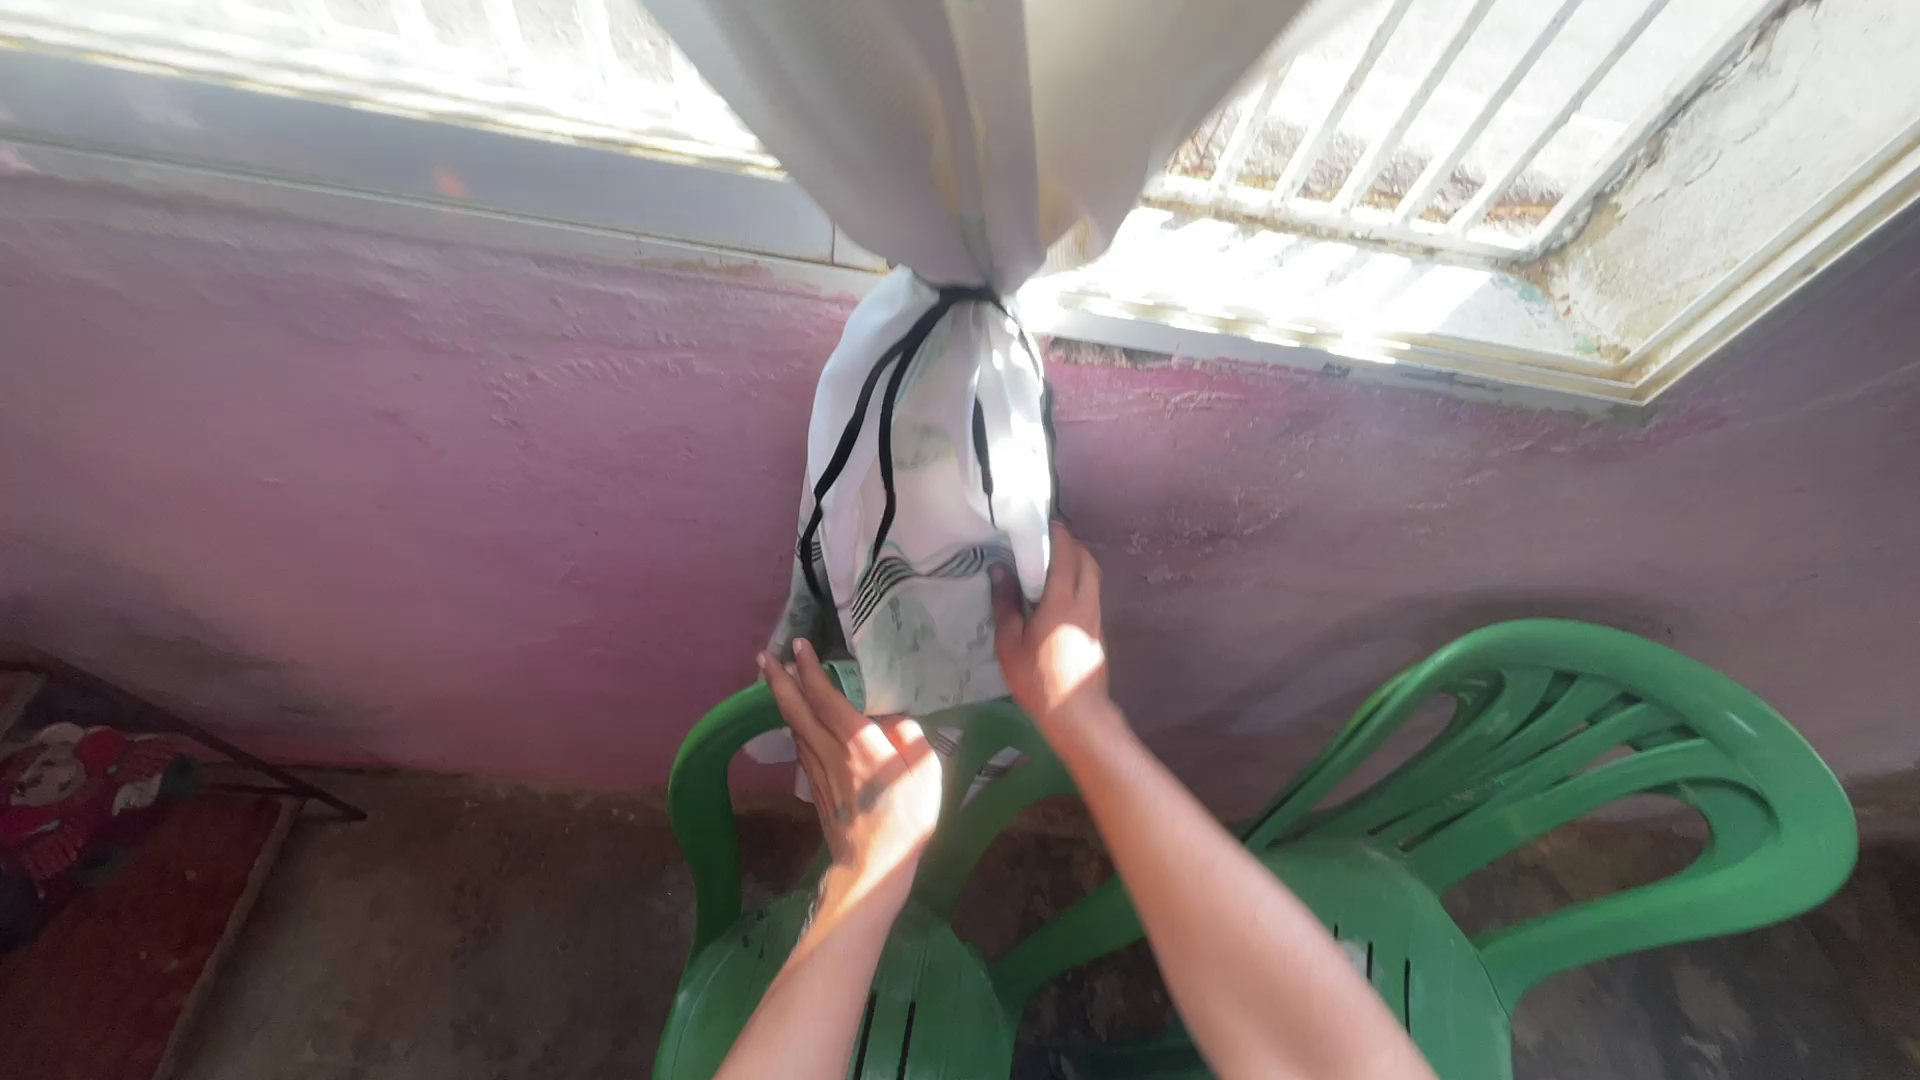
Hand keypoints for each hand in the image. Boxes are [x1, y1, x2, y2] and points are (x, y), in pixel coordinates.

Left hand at [759, 639, 941, 902]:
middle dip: (778, 680)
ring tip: (777, 681)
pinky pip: (802, 749)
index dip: (810, 670)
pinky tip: (798, 724)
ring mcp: (818, 772)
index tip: (799, 646)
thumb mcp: (925, 770)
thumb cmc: (905, 817)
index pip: (826, 697)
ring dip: (784, 701)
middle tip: (762, 657)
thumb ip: (909, 737)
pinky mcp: (816, 791)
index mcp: (857, 742)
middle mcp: (830, 751)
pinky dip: (796, 727)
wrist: (874, 868)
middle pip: (797, 710)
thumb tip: (894, 723)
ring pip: (795, 728)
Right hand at [990, 521, 1112, 727]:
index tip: (1046, 523)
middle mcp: (1085, 603)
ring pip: (1093, 579)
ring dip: (1078, 564)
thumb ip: (1005, 603)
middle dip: (1073, 545)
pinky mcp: (1098, 632)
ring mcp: (1096, 618)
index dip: (1058, 535)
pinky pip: (1092, 596)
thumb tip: (999, 570)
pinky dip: (1080, 583)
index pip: (1066, 554)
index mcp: (1062, 600)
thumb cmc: (1036, 677)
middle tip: (1051, 540)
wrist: (1075, 713)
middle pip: (1087, 561)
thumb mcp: (1009, 643)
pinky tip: (1060, 595)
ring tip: (1054, 564)